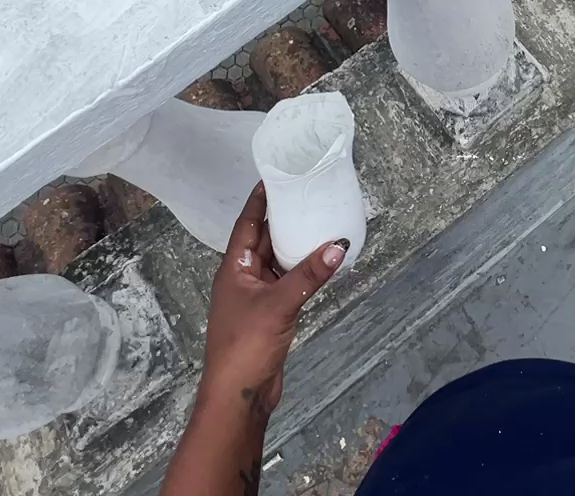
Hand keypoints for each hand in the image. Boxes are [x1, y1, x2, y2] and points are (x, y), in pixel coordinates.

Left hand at [199, 184, 347, 416]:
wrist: (239, 398)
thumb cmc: (246, 345)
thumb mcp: (279, 304)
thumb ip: (310, 274)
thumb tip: (340, 243)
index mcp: (234, 268)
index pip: (248, 223)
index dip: (260, 200)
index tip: (275, 176)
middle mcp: (243, 277)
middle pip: (264, 239)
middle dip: (283, 217)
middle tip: (308, 192)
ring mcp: (257, 296)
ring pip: (278, 260)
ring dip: (296, 243)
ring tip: (320, 218)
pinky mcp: (271, 313)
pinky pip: (288, 280)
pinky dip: (304, 268)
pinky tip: (322, 260)